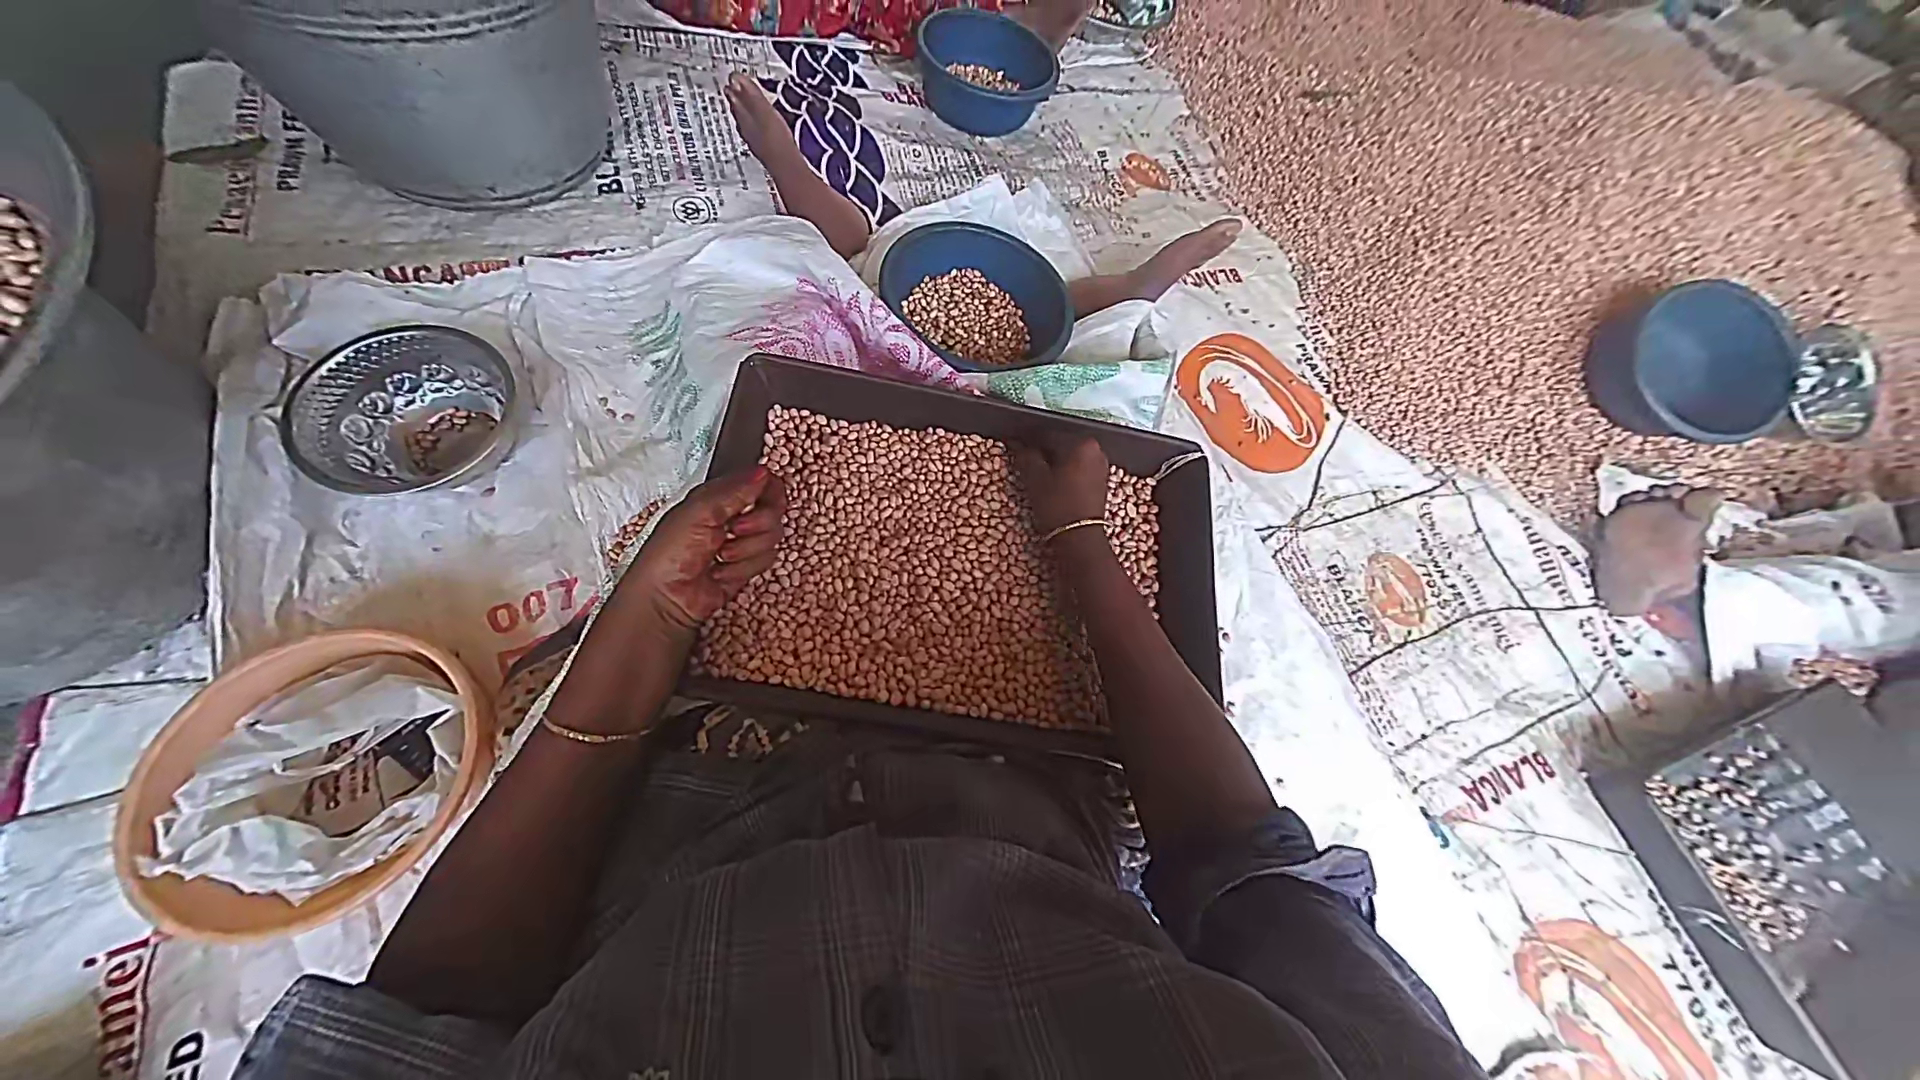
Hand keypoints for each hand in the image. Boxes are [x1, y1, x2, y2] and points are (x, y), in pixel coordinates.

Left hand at [618, 467, 787, 635]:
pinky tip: (723, 571)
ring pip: (772, 537)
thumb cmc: (668, 555)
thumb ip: (734, 491)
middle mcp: (732, 516)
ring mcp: (741, 542)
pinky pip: (766, 560)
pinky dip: (744, 568)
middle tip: (735, 529)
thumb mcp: (698, 512)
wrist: (666, 598)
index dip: (768, 490)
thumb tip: (761, 472)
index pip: (760, 482)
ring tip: (721, 555)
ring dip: (747, 549)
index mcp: (718, 496)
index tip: (762, 500)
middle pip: (773, 510)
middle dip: (758, 523)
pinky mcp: (746, 565)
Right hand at [1011, 435, 1108, 535]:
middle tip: (1021, 457)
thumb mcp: (1036, 479)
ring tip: (1034, 470)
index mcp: (1081, 443)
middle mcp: (1095, 449)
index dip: (1026, 438)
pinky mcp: (1100, 480)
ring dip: (1053, 460)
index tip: (1012, 442)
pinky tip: (1051, 479)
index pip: (1047, 434)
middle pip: (1061, 443)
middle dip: (1041, 449)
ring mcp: (1100, 465)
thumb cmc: (1057, 505)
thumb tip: (1017, 443)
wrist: (1080, 538)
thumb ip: (1026, 456)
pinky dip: (1064, 470)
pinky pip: (1078, 467)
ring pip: (1070, 456)